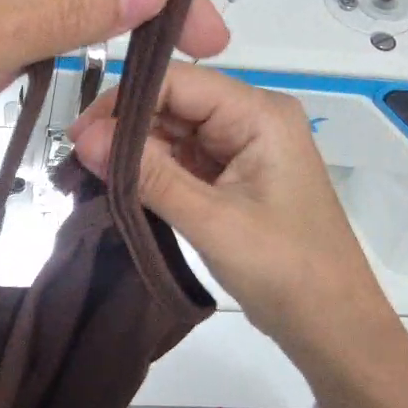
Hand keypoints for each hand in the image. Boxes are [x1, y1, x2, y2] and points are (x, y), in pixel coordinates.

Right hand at [70, 62, 407, 407]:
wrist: (332, 325)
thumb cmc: (284, 269)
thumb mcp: (210, 220)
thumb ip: (147, 175)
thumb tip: (83, 137)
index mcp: (259, 114)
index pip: (177, 82)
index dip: (123, 102)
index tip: (77, 137)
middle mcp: (251, 120)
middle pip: (173, 104)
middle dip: (124, 128)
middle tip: (76, 161)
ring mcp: (242, 150)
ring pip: (173, 134)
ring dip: (134, 153)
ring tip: (90, 176)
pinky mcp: (233, 179)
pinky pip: (182, 161)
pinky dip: (151, 174)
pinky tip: (119, 188)